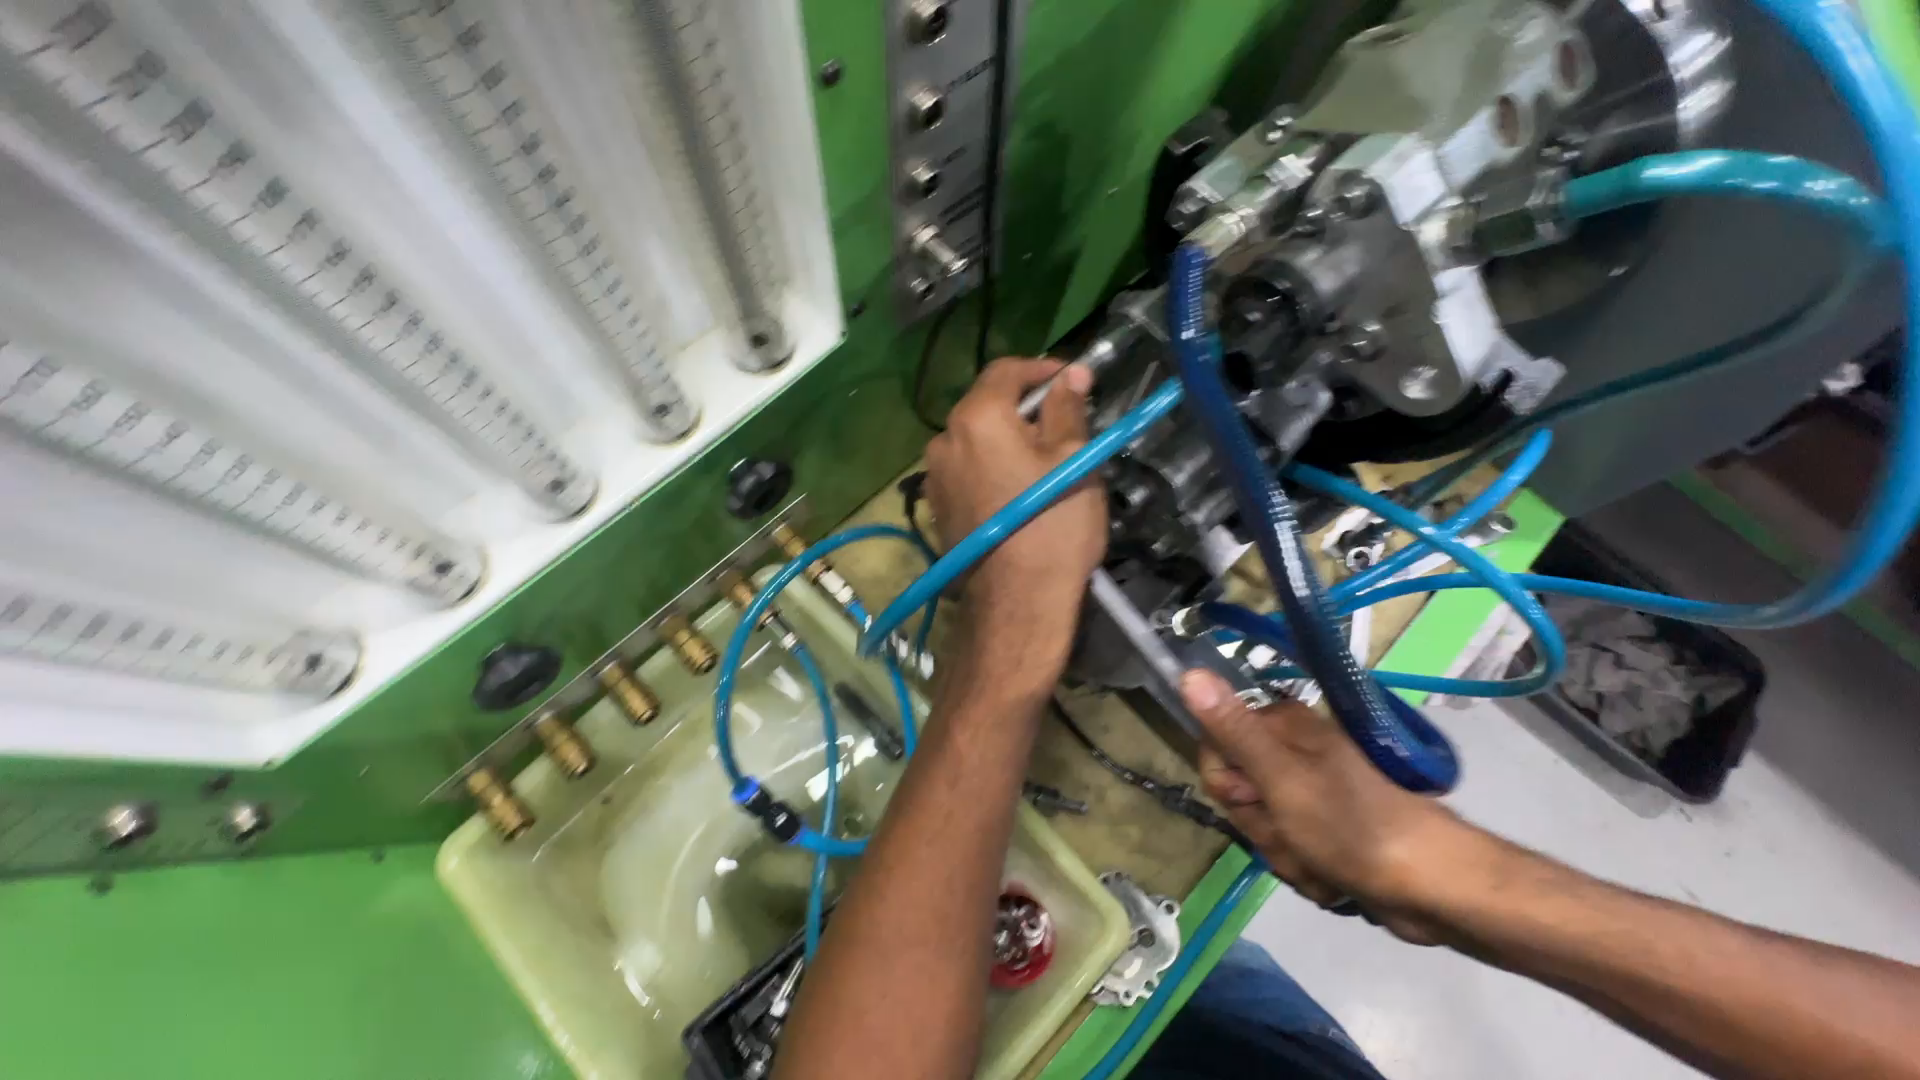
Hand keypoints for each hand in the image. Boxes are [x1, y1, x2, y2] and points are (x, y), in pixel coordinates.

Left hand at [925, 357, 1106, 611]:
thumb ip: (1067, 408)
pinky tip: (1016, 492)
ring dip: (1006, 439)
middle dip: (1024, 407)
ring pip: (975, 440)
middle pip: (986, 405)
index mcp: (976, 417)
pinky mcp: (937, 508)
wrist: (1017, 602)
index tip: (1073, 381)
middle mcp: (944, 439)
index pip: (1006, 370)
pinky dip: (990, 468)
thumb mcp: (1072, 458)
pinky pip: (966, 471)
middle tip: (1064, 425)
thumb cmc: (1052, 524)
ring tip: (1042, 463)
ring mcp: (935, 476)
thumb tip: (1071, 374)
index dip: (1042, 369)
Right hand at [1179, 669, 1477, 943]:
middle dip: (1260, 824)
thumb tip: (1189, 672)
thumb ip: (1231, 729)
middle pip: (1237, 790)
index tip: (1257, 797)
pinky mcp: (1327, 828)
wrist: (1430, 887)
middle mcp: (1295, 751)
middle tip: (1293, 831)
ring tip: (1319, 858)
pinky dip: (1305, 868)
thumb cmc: (1351, 826)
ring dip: (1284, 852)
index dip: (1228, 782)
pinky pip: (1288, 847)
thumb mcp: (1279, 776)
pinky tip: (1332, 875)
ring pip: (1262, 824)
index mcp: (1284, 726)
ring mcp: (1312, 791)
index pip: (1215, 746)